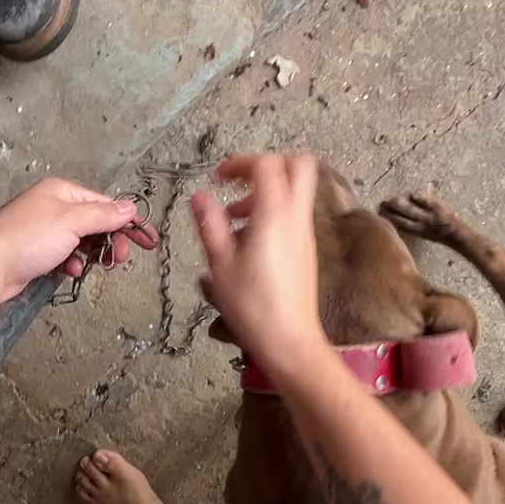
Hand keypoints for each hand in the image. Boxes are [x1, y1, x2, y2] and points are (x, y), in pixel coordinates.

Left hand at [0, 178, 158, 302]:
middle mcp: (54, 207)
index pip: (105, 203)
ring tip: (99, 266)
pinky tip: (70, 271)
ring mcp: (45, 230)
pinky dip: (73, 264)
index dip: (127, 222)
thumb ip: (103, 214)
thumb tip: (130, 208)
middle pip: (96, 223)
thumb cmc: (26, 239)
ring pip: (83, 242)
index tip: (147, 240)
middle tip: (121, 259)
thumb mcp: (71, 221)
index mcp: (62, 191)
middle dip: (111, 241)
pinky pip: (67, 256)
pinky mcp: (39, 253)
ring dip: (93, 255)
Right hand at [192, 153, 326, 370]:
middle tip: (239, 181)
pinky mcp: (305, 251)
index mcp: (274, 214)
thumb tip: (199, 198)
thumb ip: (210, 224)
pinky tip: (247, 244)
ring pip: (295, 192)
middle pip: (297, 165)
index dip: (240, 163)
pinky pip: (292, 216)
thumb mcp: (220, 264)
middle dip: (267, 165)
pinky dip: (272, 215)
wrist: (289, 341)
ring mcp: (304, 235)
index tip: (220, 176)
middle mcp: (296, 218)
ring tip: (234, 221)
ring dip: (266, 194)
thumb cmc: (255, 309)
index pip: (266, 164)